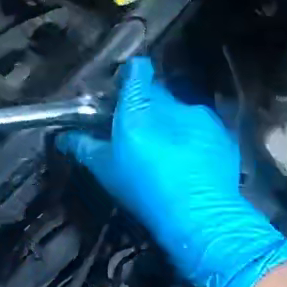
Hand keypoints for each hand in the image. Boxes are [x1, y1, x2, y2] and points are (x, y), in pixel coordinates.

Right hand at [59, 56, 286, 286]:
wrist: (199, 215)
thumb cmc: (144, 190)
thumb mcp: (105, 171)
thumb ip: (85, 147)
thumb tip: (65, 138)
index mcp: (140, 106)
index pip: (136, 71)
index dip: (128, 78)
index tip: (120, 94)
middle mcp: (173, 104)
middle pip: (156, 94)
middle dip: (145, 109)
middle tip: (134, 135)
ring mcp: (201, 118)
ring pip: (180, 113)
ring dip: (170, 126)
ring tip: (162, 156)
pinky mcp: (222, 136)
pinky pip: (202, 130)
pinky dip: (192, 141)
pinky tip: (186, 166)